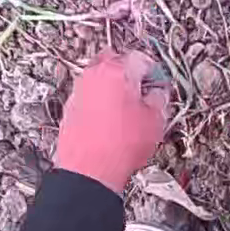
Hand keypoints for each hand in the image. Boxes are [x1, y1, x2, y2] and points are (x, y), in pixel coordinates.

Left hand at [53, 50, 170, 194]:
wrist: (90, 171)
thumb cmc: (119, 146)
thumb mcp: (155, 121)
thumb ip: (159, 99)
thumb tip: (158, 93)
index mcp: (118, 71)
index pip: (141, 58)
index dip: (155, 73)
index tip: (159, 85)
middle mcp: (94, 75)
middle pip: (115, 62)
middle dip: (130, 75)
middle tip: (143, 94)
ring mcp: (79, 91)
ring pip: (99, 80)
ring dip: (113, 89)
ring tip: (127, 112)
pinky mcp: (70, 109)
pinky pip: (89, 98)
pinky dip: (99, 104)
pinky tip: (110, 123)